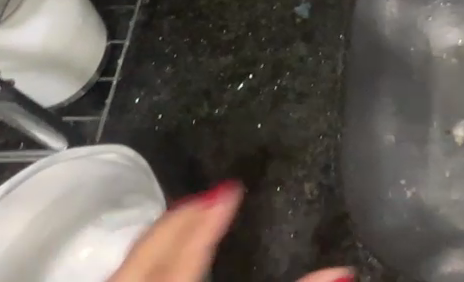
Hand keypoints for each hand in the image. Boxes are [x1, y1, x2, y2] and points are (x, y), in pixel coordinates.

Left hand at [107, 181, 350, 281]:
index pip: (184, 260)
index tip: (231, 189)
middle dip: (176, 225)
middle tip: (210, 199)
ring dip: (153, 250)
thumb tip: (342, 273)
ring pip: (121, 278)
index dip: (207, 220)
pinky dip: (138, 276)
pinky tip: (154, 276)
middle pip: (144, 263)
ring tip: (184, 227)